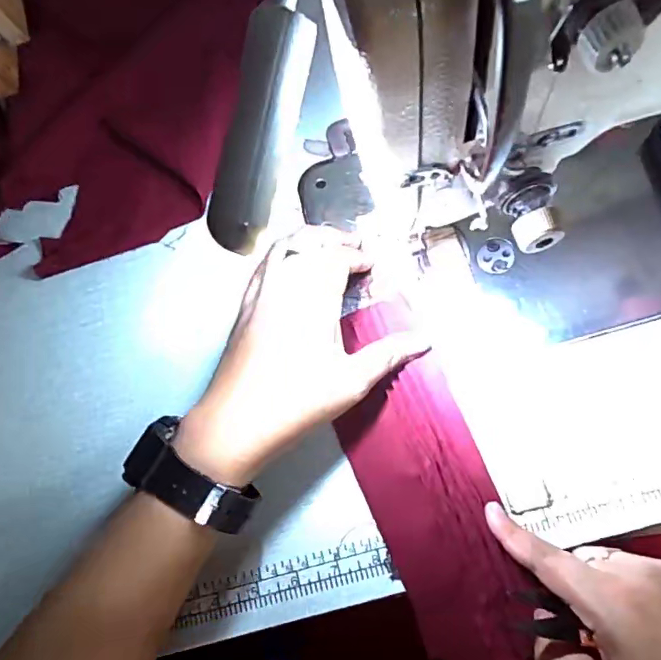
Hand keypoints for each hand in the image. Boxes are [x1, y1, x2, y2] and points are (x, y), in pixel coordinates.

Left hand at [176, 227, 427, 485]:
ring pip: (282, 247)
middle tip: (355, 247)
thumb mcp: (352, 381)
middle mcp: (283, 286)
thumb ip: (388, 355)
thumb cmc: (298, 401)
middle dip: (333, 238)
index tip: (373, 265)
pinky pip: (264, 264)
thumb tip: (424, 340)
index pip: (336, 258)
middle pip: (307, 242)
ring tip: (328, 251)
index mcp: (312, 298)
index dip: (357, 255)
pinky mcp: (244, 308)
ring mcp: (259, 294)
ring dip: (307, 241)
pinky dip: (285, 255)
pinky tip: (293, 272)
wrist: (236, 422)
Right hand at [485, 502, 660, 659]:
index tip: (491, 508)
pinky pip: (645, 574)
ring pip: (614, 566)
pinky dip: (629, 593)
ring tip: (619, 643)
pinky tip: (653, 638)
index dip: (515, 536)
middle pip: (582, 562)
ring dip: (600, 591)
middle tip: (573, 635)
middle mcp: (640, 571)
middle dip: (566, 585)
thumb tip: (545, 637)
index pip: (551, 560)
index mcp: (612, 601)